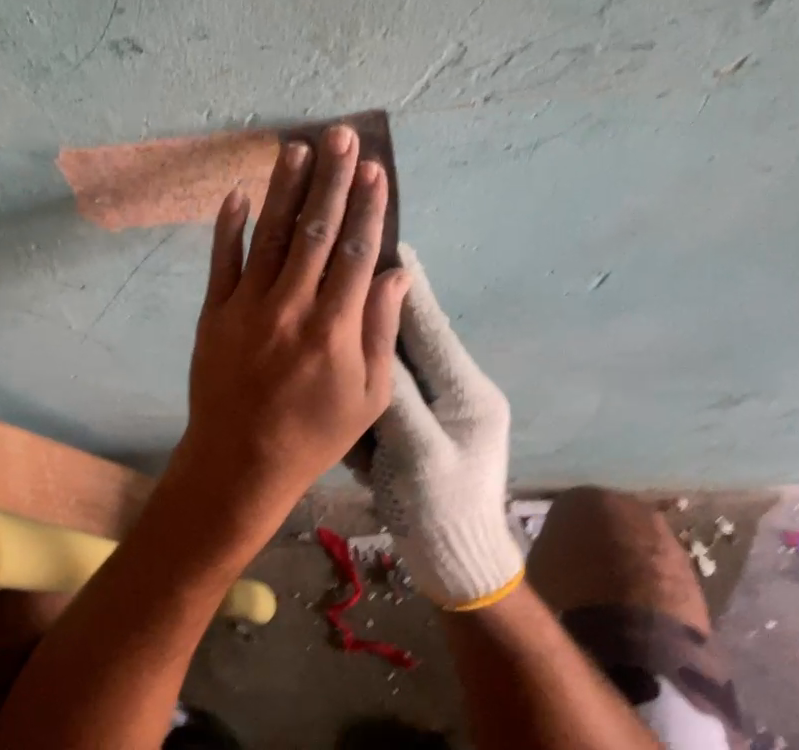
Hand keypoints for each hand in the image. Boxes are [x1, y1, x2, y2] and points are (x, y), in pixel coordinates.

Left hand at [173, 124, 411, 523]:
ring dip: (285, 189)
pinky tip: (238, 193)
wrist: (240, 458)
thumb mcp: (367, 394)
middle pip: (316, 231)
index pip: (356, 251)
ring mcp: (247, 306)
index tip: (375, 169)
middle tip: (342, 136)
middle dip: (332, 180)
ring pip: (271, 235)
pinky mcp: (213, 311)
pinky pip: (221, 260)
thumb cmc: (314, 432)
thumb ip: (380, 330)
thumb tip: (396, 272)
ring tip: (297, 148)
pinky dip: (229, 226)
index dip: (367, 206)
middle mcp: (291, 307)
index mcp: (335, 328)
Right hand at [369, 243, 522, 609]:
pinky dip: (364, 361)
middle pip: (411, 327)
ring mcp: (439, 402)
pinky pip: (389, 378)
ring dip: (368, 325)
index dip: (403, 280)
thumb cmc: (437, 509)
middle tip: (353, 250)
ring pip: (396, 350)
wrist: (457, 562)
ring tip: (336, 287)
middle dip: (381, 292)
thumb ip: (395, 396)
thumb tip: (372, 338)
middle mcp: (454, 385)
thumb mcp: (415, 455)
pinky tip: (335, 344)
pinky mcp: (421, 417)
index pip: (428, 322)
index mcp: (463, 390)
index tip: (381, 236)